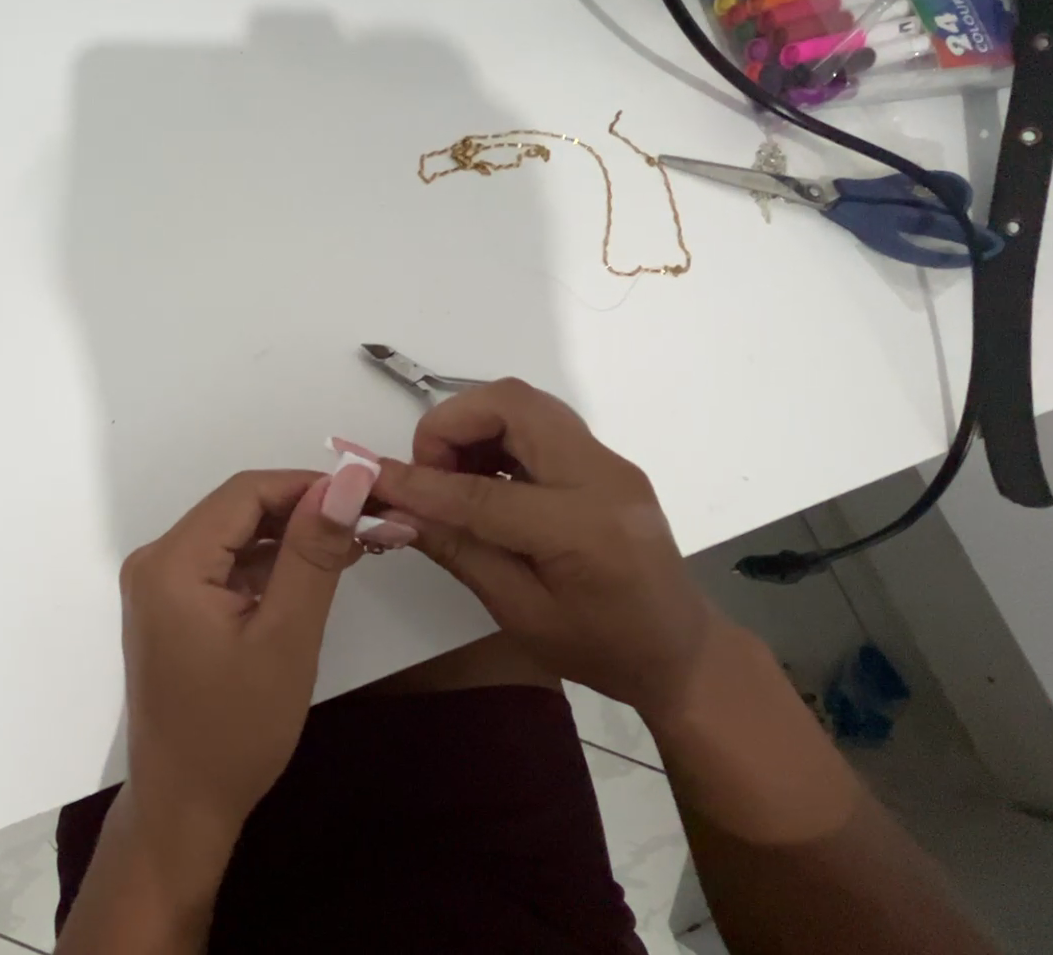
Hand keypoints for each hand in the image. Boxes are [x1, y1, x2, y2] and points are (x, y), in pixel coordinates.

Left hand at [118, 468, 367, 847]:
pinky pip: (224, 567)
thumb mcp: (287, 637)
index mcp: (172, 562)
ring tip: (352, 549)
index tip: (366, 498)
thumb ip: (313, 553)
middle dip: (303, 513)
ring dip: (290, 540)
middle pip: (237, 511)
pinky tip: (311, 576)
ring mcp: (160, 586)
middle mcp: (155, 562)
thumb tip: (347, 481)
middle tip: (368, 526)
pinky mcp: (171, 608)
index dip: (307, 485)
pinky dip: (268, 567)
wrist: (185, 805)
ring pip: (234, 537)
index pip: (245, 492)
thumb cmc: (237, 729)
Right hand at [373, 379, 720, 722]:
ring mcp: (608, 462)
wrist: (680, 649)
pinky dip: (495, 437)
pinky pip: (538, 423)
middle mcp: (603, 478)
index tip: (372, 479)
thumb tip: (394, 510)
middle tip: (428, 472)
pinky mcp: (602, 460)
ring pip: (525, 403)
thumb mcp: (520, 613)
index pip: (483, 493)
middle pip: (513, 404)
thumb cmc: (601, 648)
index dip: (420, 484)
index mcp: (584, 531)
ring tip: (451, 478)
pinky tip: (481, 481)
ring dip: (473, 426)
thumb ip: (457, 551)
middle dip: (452, 425)